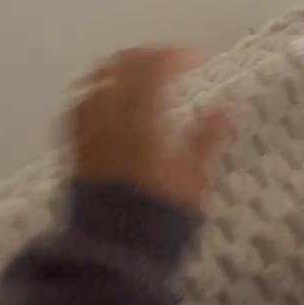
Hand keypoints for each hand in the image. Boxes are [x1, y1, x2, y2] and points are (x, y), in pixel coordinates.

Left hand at [71, 47, 232, 210]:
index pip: (155, 70)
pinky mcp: (74, 146)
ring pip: (96, 81)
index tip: (196, 58)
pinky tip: (106, 97)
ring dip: (119, 68)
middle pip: (122, 67)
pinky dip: (96, 91)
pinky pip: (79, 105)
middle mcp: (110, 118)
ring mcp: (88, 131)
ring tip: (138, 74)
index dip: (176, 56)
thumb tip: (229, 108)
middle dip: (147, 56)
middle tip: (169, 62)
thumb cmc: (160, 216)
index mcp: (143, 122)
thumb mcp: (194, 180)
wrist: (113, 248)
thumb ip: (208, 139)